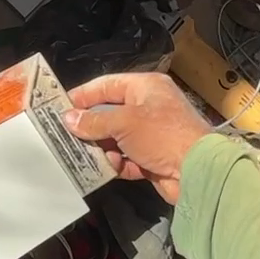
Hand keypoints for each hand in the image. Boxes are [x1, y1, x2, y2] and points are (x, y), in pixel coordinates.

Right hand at [63, 73, 210, 203]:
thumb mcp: (124, 123)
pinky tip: (110, 168)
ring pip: (116, 138)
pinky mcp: (153, 158)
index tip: (61, 106)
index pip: (107, 85)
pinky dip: (117, 164)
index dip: (83, 95)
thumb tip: (69, 119)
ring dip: (104, 149)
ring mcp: (152, 134)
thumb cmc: (164, 137)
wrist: (198, 173)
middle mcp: (149, 107)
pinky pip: (126, 158)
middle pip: (109, 113)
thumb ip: (94, 121)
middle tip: (68, 136)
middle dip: (91, 127)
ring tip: (92, 155)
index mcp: (146, 88)